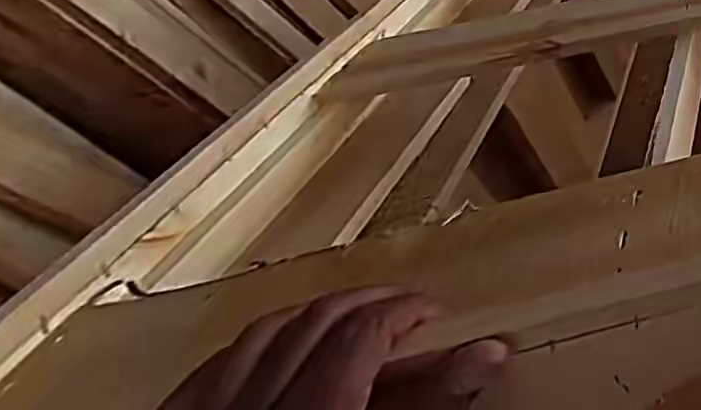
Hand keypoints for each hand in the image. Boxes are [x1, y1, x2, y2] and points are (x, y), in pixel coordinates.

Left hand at [162, 288, 508, 409]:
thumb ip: (431, 406)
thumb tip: (487, 354)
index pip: (363, 330)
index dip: (409, 309)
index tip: (437, 315)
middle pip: (318, 318)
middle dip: (372, 301)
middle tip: (409, 312)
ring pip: (263, 333)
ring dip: (316, 316)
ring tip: (353, 323)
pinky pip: (212, 368)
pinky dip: (256, 348)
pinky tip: (283, 355)